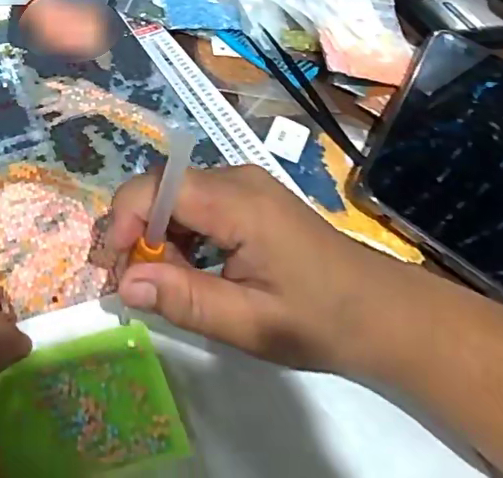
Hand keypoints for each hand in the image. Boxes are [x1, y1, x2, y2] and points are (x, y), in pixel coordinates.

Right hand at [102, 165, 399, 372]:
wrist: (386, 314)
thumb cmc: (321, 321)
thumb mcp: (251, 324)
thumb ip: (186, 300)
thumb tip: (126, 286)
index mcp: (238, 202)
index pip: (159, 187)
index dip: (127, 218)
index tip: (116, 265)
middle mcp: (235, 178)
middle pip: (163, 189)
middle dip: (140, 233)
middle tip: (138, 285)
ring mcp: (242, 183)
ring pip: (176, 196)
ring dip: (160, 236)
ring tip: (171, 284)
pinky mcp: (247, 195)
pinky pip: (196, 202)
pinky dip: (181, 234)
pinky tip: (194, 269)